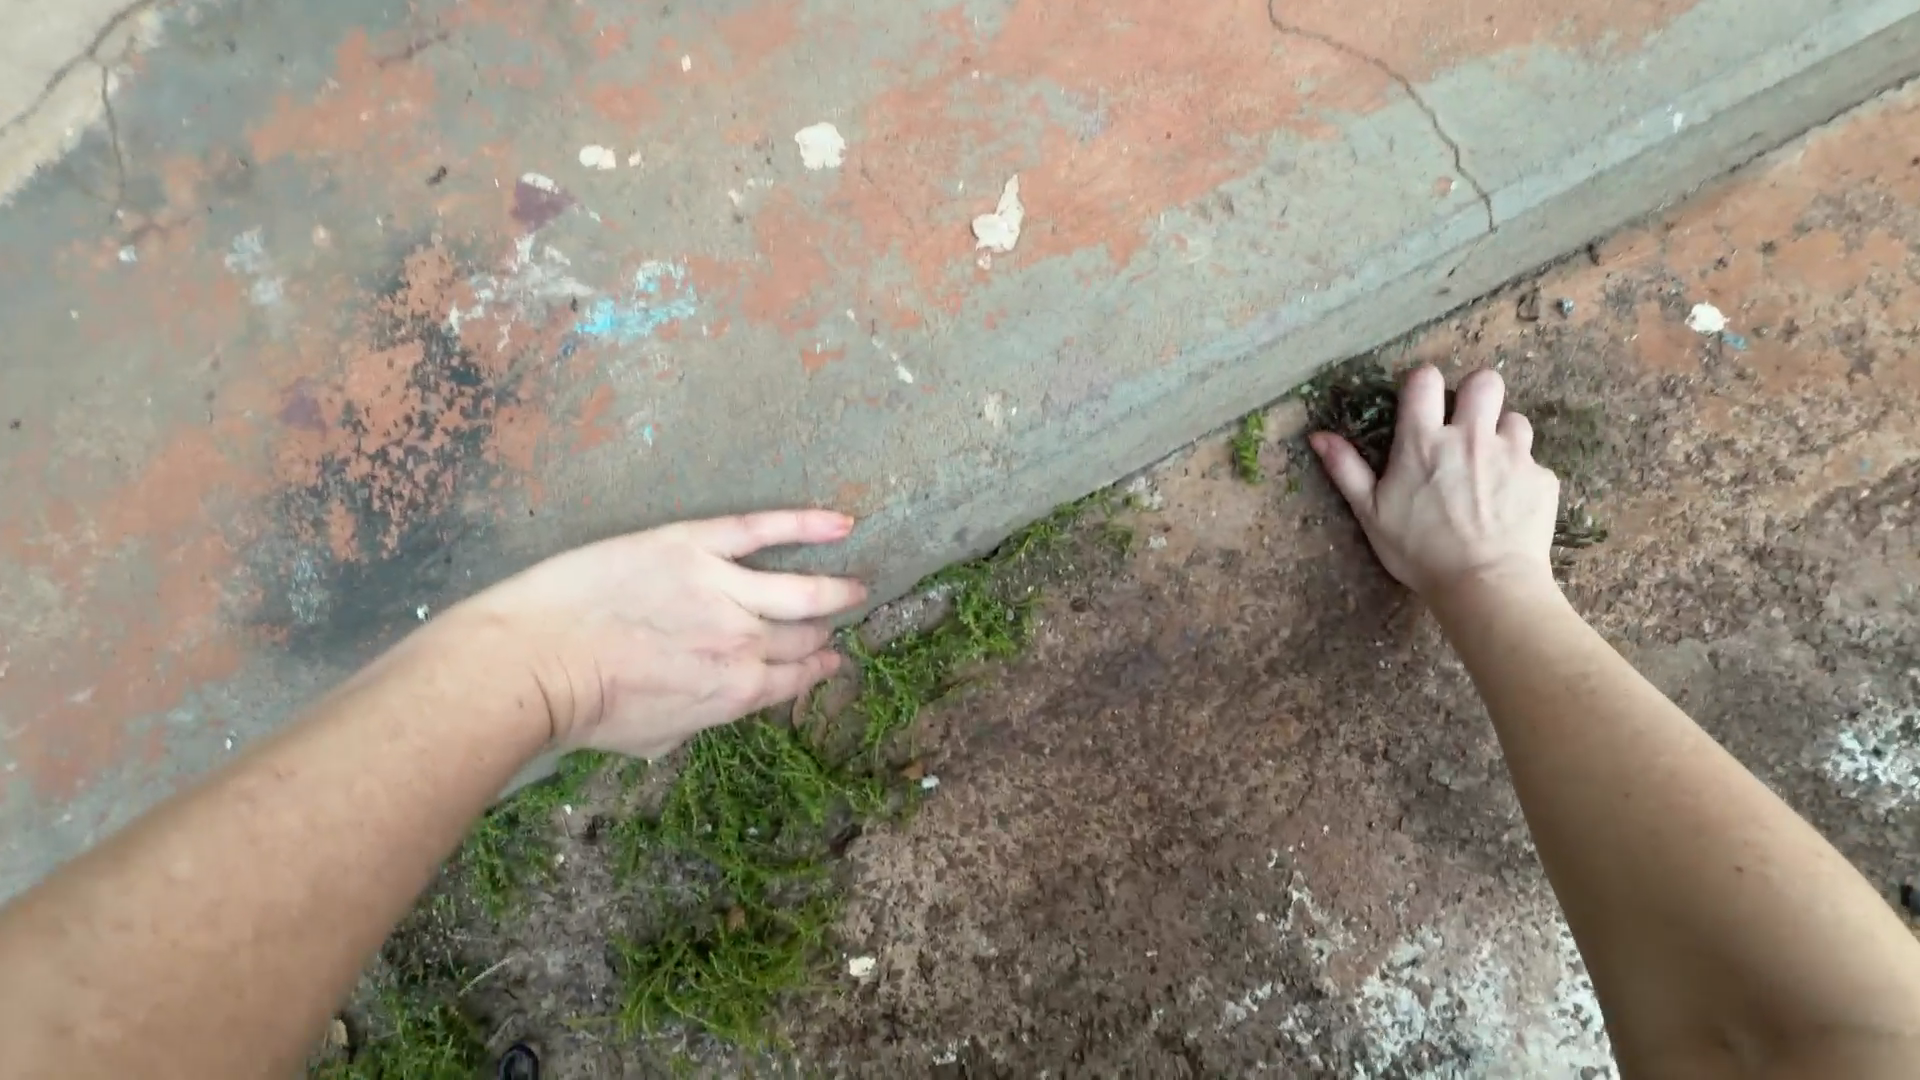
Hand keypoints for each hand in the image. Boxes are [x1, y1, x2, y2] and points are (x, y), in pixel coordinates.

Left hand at [451, 510, 866, 758]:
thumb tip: (727, 700)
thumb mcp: (657, 736)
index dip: (819, 666)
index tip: (834, 658)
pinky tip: (842, 522)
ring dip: (837, 590)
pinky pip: (764, 530)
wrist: (532, 666)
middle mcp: (747, 644)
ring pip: (801, 590)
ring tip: (857, 585)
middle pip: (804, 634)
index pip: (796, 676)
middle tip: (841, 615)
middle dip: (826, 629)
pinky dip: (808, 525)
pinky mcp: (698, 546)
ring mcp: (726, 590)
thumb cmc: (585, 710)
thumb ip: (705, 717)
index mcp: (737, 692)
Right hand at [1309, 367, 1559, 601]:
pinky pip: (1531, 461)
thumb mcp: (1369, 512)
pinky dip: (1518, 473)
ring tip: (1486, 465)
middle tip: (1462, 423)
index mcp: (1423, 443)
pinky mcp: (1542, 478)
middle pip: (1485, 381)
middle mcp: (1470, 438)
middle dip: (1473, 394)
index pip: (1425, 381)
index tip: (1419, 402)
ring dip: (1499, 434)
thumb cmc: (1417, 550)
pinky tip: (1504, 501)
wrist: (1485, 583)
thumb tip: (1318, 435)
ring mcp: (1513, 455)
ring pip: (1513, 419)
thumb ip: (1345, 469)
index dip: (1421, 383)